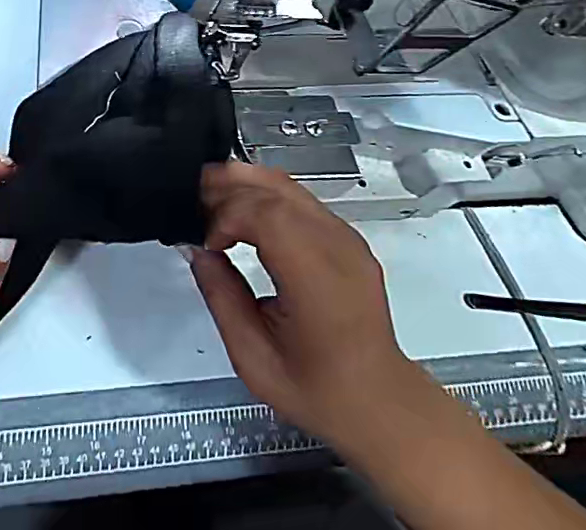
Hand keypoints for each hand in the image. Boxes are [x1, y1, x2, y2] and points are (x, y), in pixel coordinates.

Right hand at [186, 163, 585, 529]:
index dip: (226, 207)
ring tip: (213, 193)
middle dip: (232, 179)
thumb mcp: (258, 359)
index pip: (266, 212)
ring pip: (295, 185)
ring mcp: (348, 238)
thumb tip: (200, 251)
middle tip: (194, 189)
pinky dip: (271, 196)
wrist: (391, 406)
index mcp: (318, 274)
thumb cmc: (324, 393)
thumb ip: (224, 299)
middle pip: (281, 186)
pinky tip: (248, 212)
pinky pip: (305, 201)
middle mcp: (338, 243)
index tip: (197, 227)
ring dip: (252, 182)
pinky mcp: (351, 242)